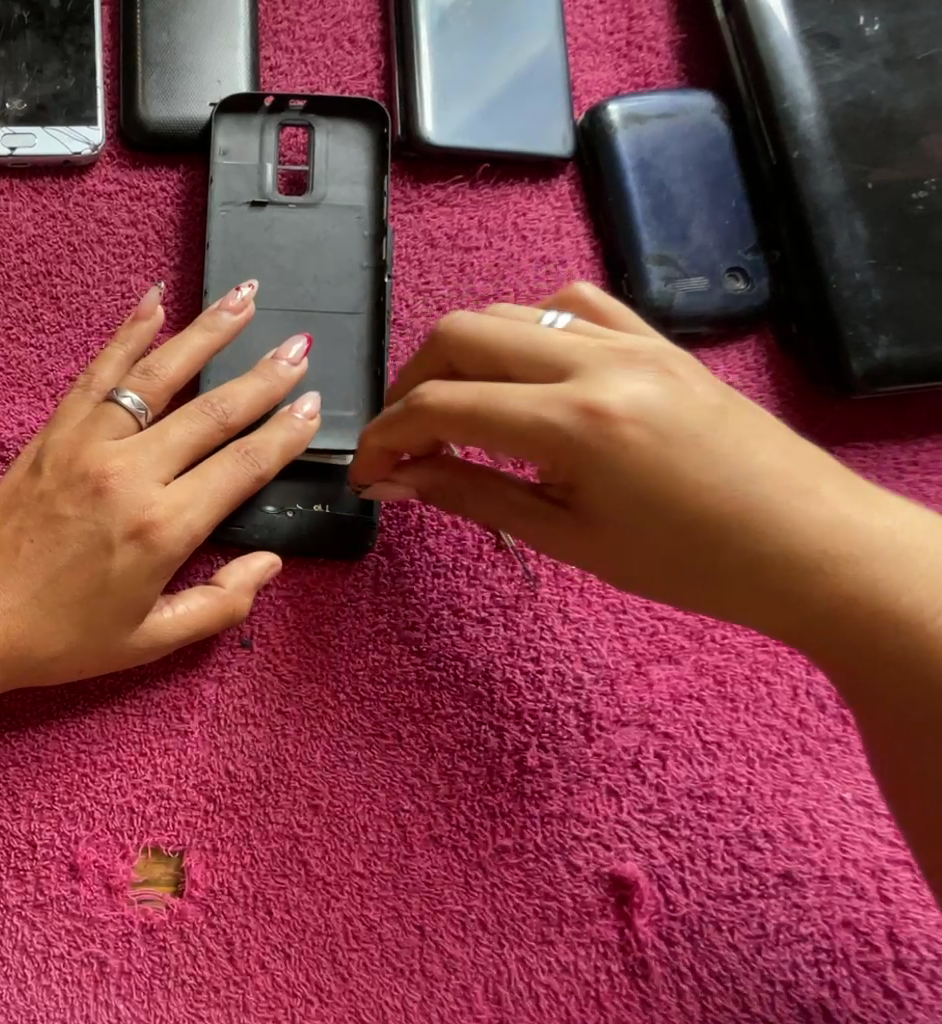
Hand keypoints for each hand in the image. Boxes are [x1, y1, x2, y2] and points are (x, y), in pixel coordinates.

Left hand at [0, 280, 322, 693]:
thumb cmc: (57, 639)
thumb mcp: (147, 641)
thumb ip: (218, 605)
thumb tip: (269, 563)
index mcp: (164, 528)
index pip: (244, 465)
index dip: (287, 432)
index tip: (314, 403)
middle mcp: (130, 474)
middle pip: (212, 411)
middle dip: (263, 376)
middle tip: (301, 346)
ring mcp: (87, 446)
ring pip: (158, 375)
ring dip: (206, 332)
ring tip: (245, 298)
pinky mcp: (52, 435)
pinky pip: (96, 374)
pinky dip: (126, 335)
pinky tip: (150, 303)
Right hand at [348, 282, 908, 640]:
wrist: (814, 547)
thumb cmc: (686, 563)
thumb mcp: (562, 537)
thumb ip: (466, 494)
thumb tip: (389, 479)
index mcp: (574, 422)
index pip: (439, 406)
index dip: (383, 437)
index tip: (366, 472)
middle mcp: (597, 362)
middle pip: (457, 336)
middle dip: (408, 388)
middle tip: (404, 442)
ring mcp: (631, 341)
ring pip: (505, 311)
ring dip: (456, 358)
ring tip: (452, 413)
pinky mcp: (655, 340)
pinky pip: (569, 302)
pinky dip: (521, 327)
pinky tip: (518, 372)